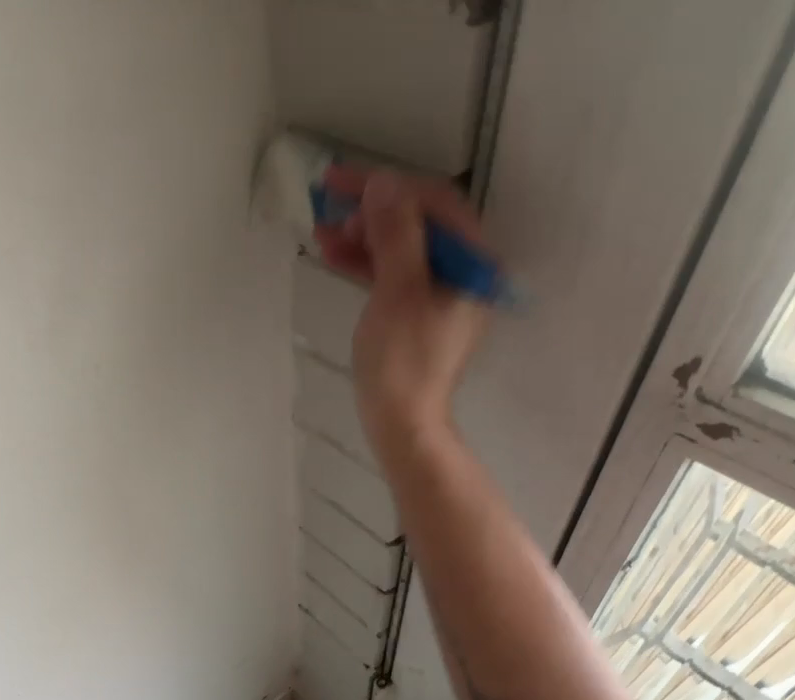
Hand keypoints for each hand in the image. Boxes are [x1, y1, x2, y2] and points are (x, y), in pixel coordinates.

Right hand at [316, 167, 492, 462]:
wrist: (401, 423)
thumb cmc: (403, 362)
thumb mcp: (398, 292)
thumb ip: (395, 234)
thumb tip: (382, 184)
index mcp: (473, 263)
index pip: (434, 204)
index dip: (389, 186)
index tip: (344, 181)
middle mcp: (463, 271)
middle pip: (416, 221)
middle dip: (371, 208)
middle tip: (327, 198)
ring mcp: (438, 292)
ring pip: (399, 245)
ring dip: (361, 233)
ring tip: (321, 229)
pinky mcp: (414, 310)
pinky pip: (391, 272)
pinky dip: (363, 260)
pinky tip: (333, 253)